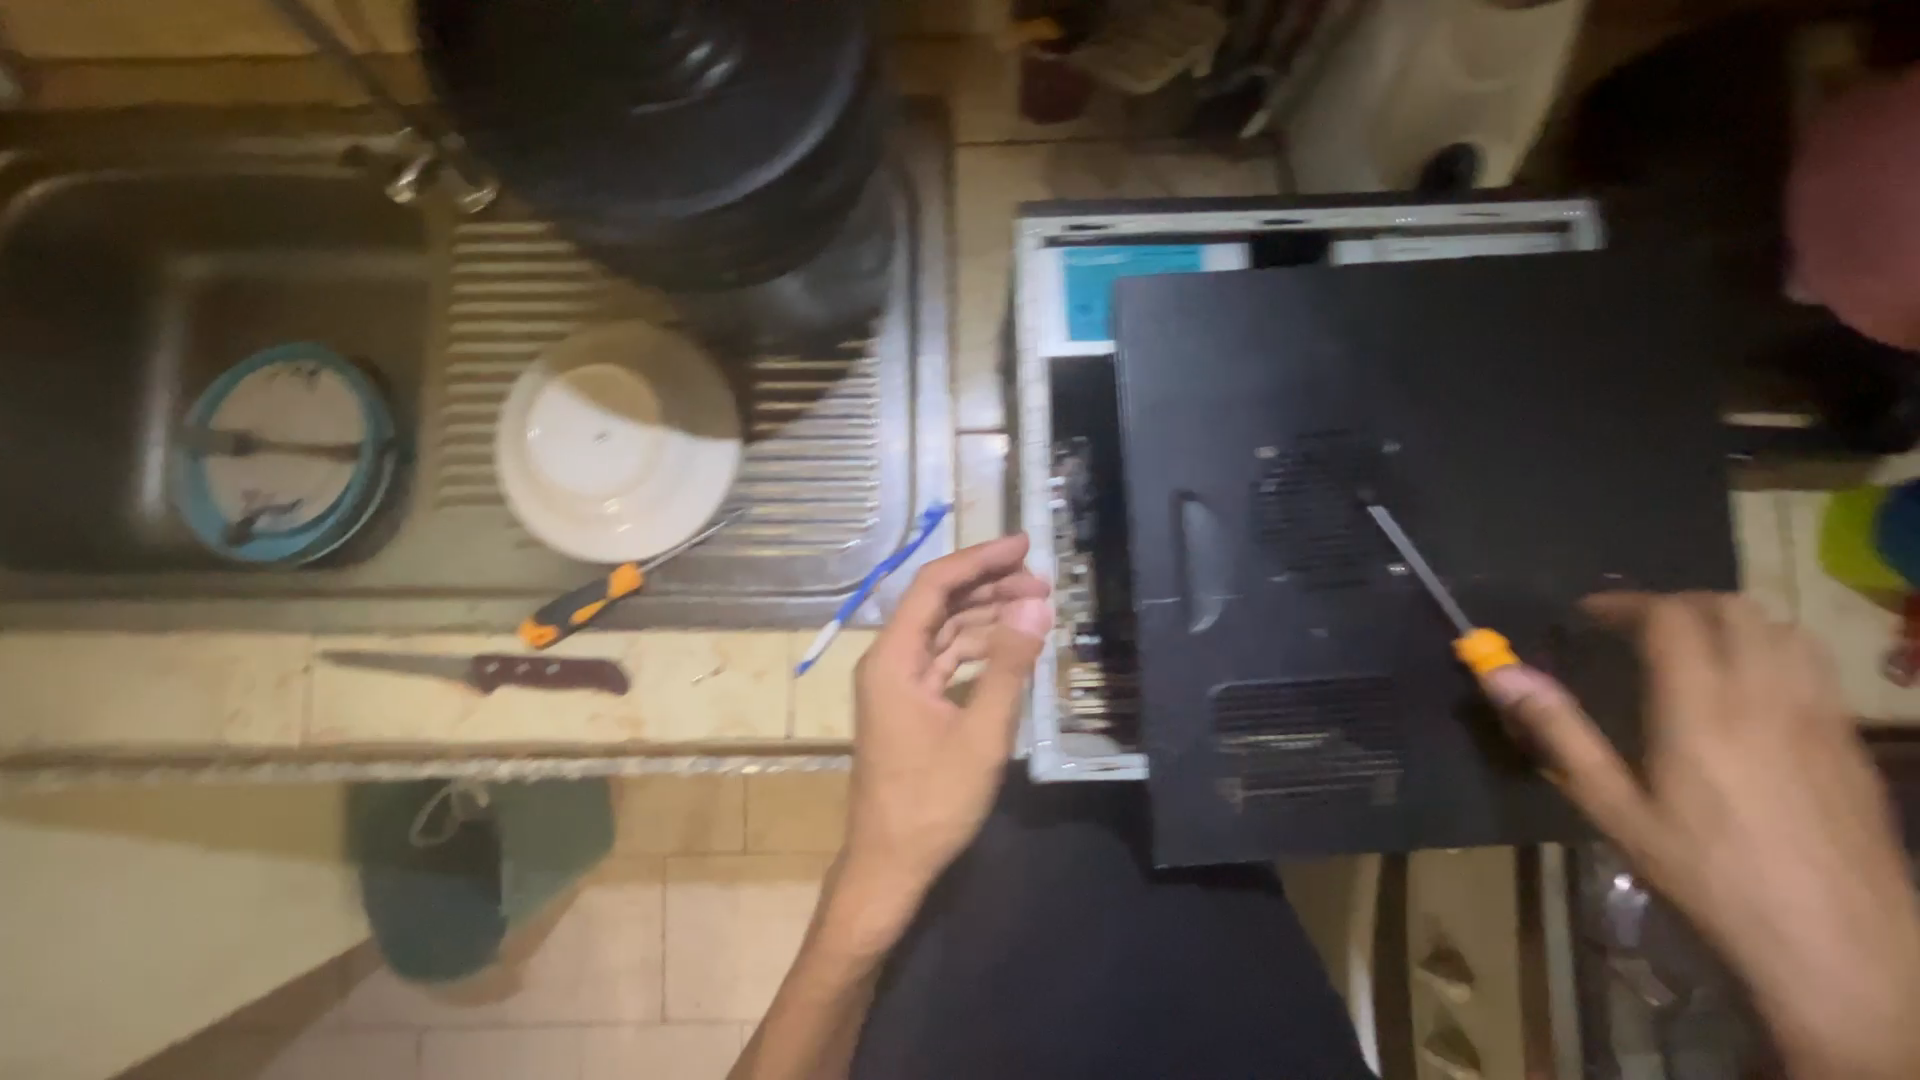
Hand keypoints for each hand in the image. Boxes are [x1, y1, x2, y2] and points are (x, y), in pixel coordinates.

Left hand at [837, 534, 1051, 927]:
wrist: (890, 864)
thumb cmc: (932, 802)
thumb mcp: (981, 733)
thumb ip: (1009, 665)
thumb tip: (1036, 605)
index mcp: (893, 658)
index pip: (934, 585)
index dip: (979, 560)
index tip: (1023, 545)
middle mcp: (889, 661)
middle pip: (939, 603)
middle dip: (989, 586)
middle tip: (1042, 581)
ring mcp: (898, 684)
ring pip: (944, 631)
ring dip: (987, 617)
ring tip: (1036, 609)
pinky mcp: (910, 705)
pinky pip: (945, 661)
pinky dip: (977, 650)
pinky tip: (1011, 647)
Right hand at [1481, 594, 1919, 1079]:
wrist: (1840, 947)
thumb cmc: (1707, 876)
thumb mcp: (1614, 808)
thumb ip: (1559, 732)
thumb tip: (1500, 673)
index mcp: (1702, 710)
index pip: (1670, 619)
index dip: (1623, 604)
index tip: (1587, 617)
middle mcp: (1767, 697)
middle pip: (1731, 609)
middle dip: (1675, 603)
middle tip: (1631, 627)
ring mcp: (1819, 717)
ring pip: (1781, 629)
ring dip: (1727, 620)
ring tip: (1687, 648)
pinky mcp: (1850, 743)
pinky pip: (1812, 666)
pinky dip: (1769, 650)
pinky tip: (1745, 691)